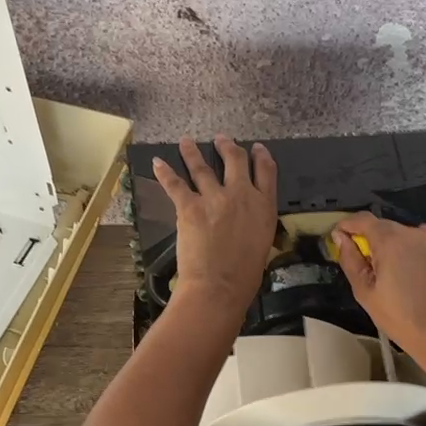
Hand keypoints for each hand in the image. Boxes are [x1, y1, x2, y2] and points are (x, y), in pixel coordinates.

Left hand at [152, 135, 277, 309]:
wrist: (219, 286)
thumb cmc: (246, 275)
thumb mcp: (263, 242)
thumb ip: (256, 222)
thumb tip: (248, 218)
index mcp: (264, 207)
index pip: (267, 171)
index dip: (261, 156)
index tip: (257, 148)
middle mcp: (241, 195)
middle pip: (236, 160)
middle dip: (228, 146)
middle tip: (221, 139)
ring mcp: (214, 198)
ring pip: (202, 167)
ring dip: (192, 152)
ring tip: (186, 141)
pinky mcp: (189, 206)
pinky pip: (175, 183)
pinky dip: (165, 172)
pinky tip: (158, 162)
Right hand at [330, 213, 425, 363]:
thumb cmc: (400, 318)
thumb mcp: (365, 293)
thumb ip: (350, 260)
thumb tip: (341, 237)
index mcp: (390, 242)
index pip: (363, 219)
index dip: (348, 225)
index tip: (341, 236)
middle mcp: (414, 232)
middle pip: (386, 227)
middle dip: (375, 241)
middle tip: (373, 267)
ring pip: (407, 234)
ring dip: (398, 246)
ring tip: (400, 273)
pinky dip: (419, 250)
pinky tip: (420, 272)